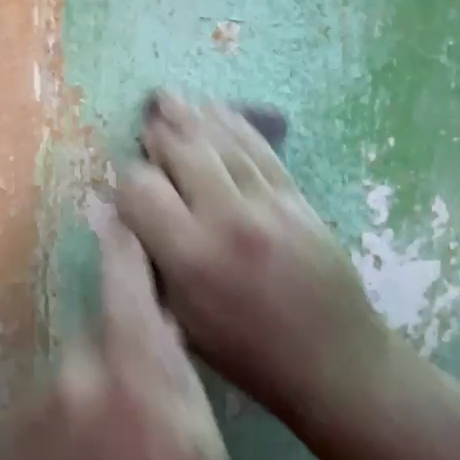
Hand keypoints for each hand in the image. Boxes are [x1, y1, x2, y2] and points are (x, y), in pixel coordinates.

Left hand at [0, 205, 229, 459]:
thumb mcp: (202, 455)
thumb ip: (178, 380)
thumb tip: (160, 328)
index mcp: (133, 376)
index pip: (125, 287)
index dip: (122, 246)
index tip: (113, 210)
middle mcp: (75, 373)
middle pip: (99, 330)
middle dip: (121, 344)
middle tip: (139, 389)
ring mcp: (35, 401)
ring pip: (75, 370)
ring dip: (93, 389)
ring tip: (108, 446)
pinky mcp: (8, 427)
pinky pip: (49, 403)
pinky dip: (66, 418)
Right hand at [118, 91, 390, 414]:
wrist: (333, 362)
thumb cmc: (247, 355)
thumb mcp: (182, 322)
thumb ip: (153, 264)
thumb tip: (130, 217)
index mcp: (190, 257)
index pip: (141, 191)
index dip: (127, 181)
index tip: (126, 185)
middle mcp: (227, 220)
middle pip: (183, 154)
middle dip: (158, 135)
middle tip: (145, 121)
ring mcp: (268, 205)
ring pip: (222, 145)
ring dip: (193, 118)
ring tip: (169, 97)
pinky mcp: (298, 200)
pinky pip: (261, 152)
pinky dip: (236, 127)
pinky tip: (218, 111)